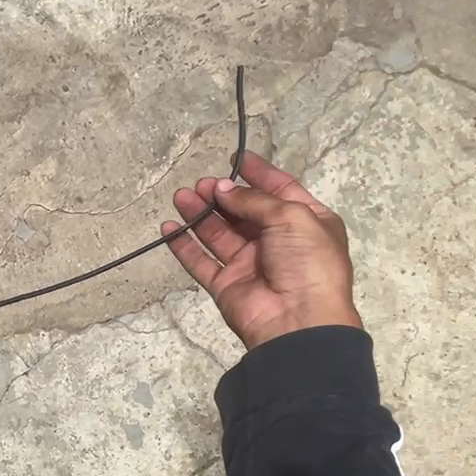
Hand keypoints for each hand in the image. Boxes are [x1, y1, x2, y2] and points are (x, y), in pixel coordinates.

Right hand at [160, 153, 361, 349]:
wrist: (296, 317)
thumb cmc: (307, 261)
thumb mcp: (291, 218)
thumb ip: (255, 202)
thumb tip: (223, 190)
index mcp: (304, 221)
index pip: (279, 190)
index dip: (258, 174)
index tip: (235, 158)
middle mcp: (275, 240)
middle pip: (243, 212)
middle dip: (222, 195)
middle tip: (200, 184)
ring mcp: (247, 263)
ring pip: (218, 233)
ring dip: (200, 215)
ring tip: (181, 197)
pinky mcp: (224, 283)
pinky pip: (200, 261)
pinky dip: (183, 245)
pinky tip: (168, 229)